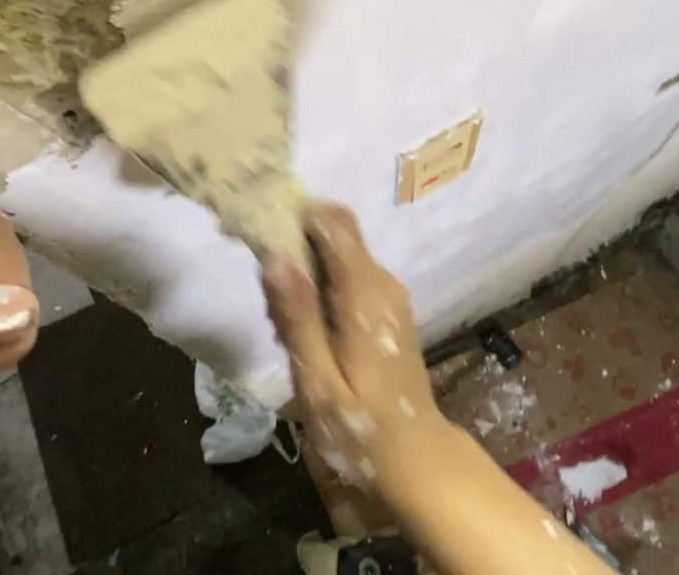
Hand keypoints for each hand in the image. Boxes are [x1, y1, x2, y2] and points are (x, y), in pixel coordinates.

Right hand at [263, 203, 451, 494]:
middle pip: (334, 231)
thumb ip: (297, 317)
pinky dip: (321, 286)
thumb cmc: (361, 429)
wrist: (417, 462)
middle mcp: (381, 281)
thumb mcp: (318, 382)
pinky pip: (348, 272)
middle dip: (295, 249)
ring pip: (338, 251)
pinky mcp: (387, 306)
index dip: (295, 216)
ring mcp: (388, 292)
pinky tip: (308, 332)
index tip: (261, 238)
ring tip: (283, 326)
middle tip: (271, 303)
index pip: (332, 222)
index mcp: (364, 294)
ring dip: (305, 271)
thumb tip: (274, 255)